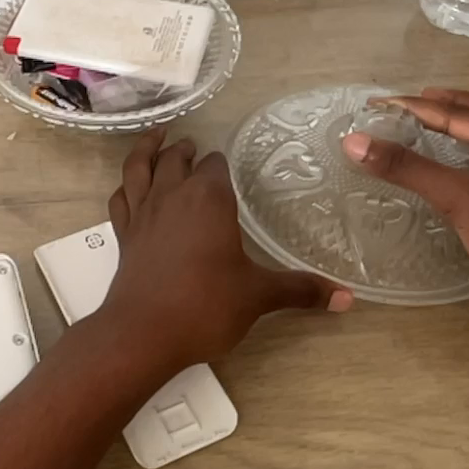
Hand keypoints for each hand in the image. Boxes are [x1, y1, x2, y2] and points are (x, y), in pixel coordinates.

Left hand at [100, 130, 349, 372]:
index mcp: (208, 199)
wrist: (144, 332)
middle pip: (175, 159)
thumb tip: (347, 298)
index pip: (215, 166)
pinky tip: (129, 186)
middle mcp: (172, 196)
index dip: (222, 162)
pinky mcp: (124, 235)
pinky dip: (125, 185)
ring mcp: (142, 214)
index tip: (229, 162)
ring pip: (139, 168)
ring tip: (155, 137)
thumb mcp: (258, 296)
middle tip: (193, 144)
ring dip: (146, 149)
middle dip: (185, 149)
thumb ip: (300, 290)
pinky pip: (120, 198)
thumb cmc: (205, 305)